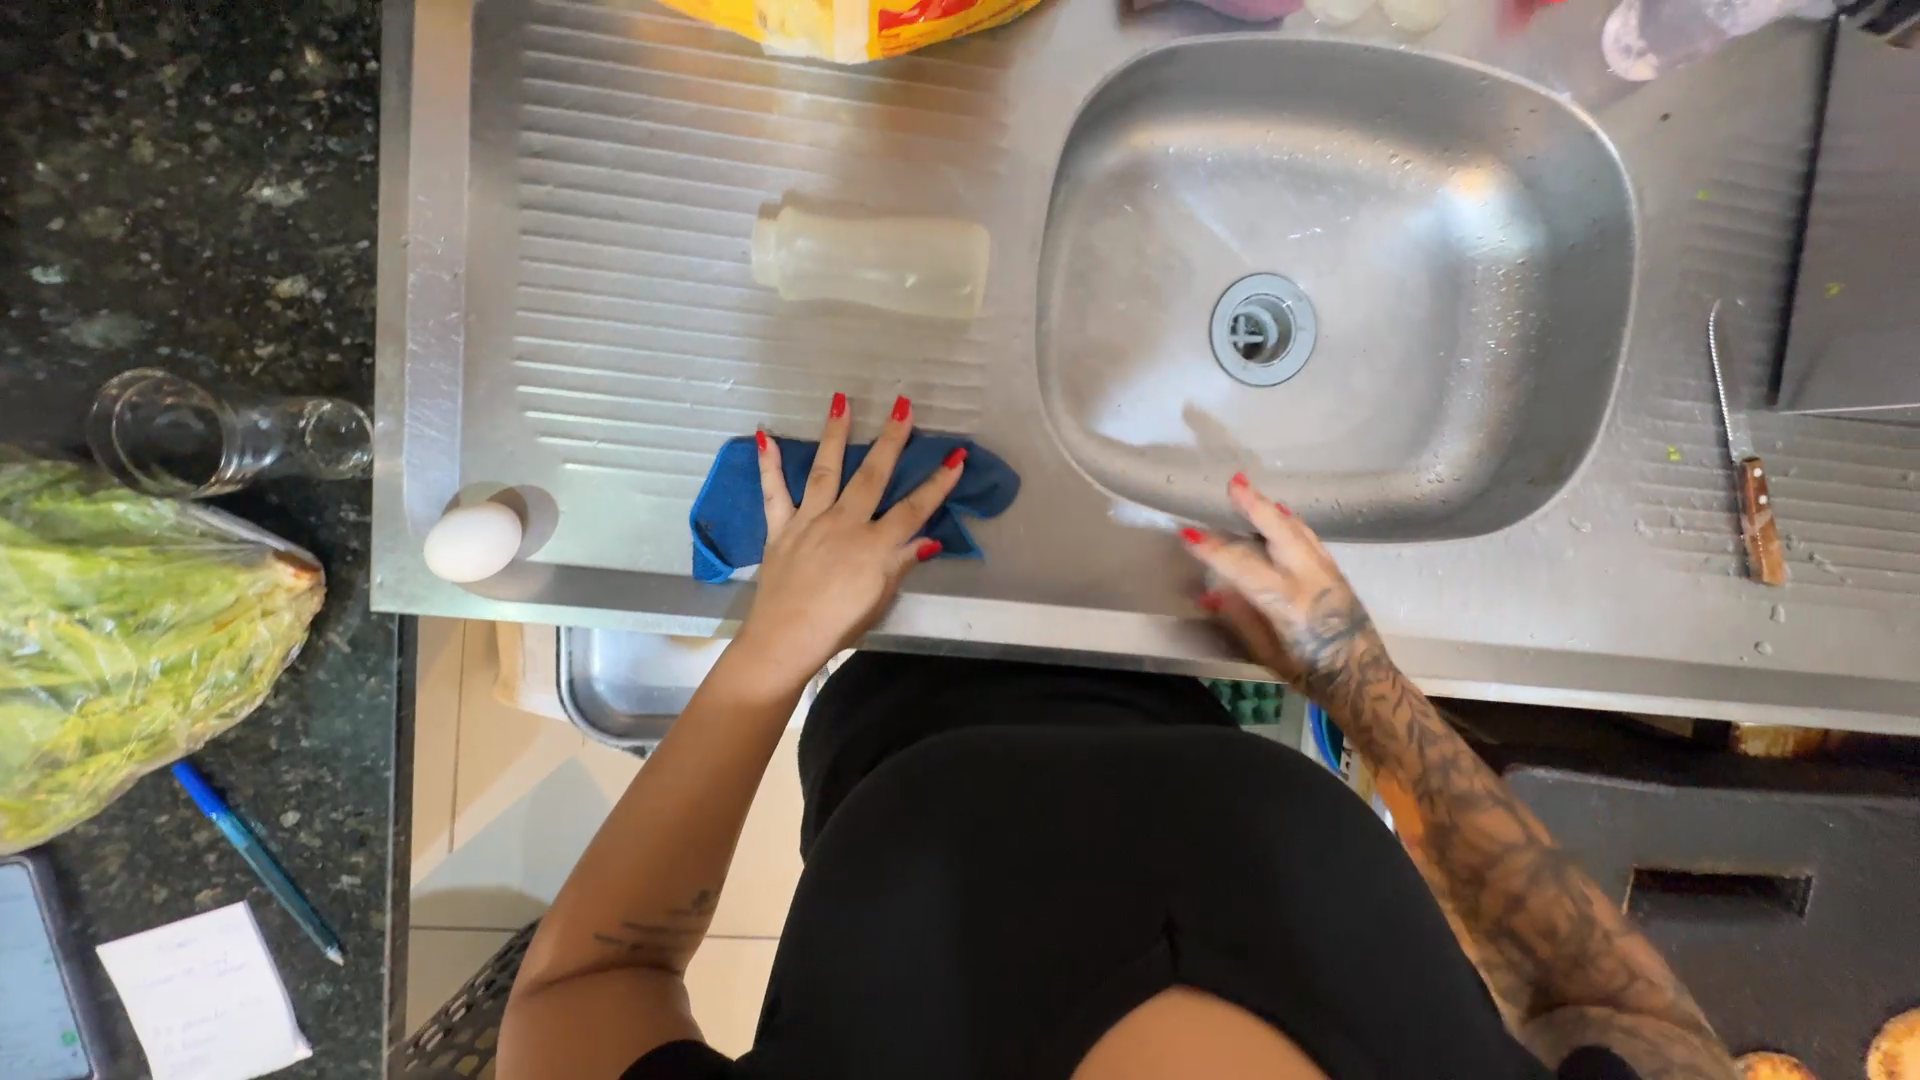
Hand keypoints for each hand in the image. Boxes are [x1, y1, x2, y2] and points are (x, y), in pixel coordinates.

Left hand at [733, 392, 965, 690]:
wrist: (786, 639)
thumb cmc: (839, 626)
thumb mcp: (880, 599)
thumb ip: (901, 564)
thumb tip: (928, 540)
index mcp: (874, 545)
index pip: (914, 509)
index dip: (938, 483)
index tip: (956, 457)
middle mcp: (845, 523)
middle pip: (873, 476)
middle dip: (891, 439)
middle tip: (902, 405)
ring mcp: (810, 522)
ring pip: (827, 470)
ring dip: (836, 434)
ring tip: (841, 401)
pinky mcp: (780, 528)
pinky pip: (774, 492)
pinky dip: (769, 464)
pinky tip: (765, 436)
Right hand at [1178, 473, 1385, 693]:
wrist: (1362, 680)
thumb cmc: (1310, 673)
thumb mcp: (1267, 652)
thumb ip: (1241, 619)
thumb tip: (1211, 595)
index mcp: (1290, 603)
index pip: (1244, 568)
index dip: (1214, 552)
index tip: (1188, 537)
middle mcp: (1311, 580)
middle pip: (1281, 532)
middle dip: (1255, 506)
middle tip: (1234, 482)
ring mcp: (1328, 572)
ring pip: (1297, 530)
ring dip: (1271, 509)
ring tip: (1249, 492)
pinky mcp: (1337, 573)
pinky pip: (1310, 538)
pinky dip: (1291, 522)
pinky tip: (1281, 514)